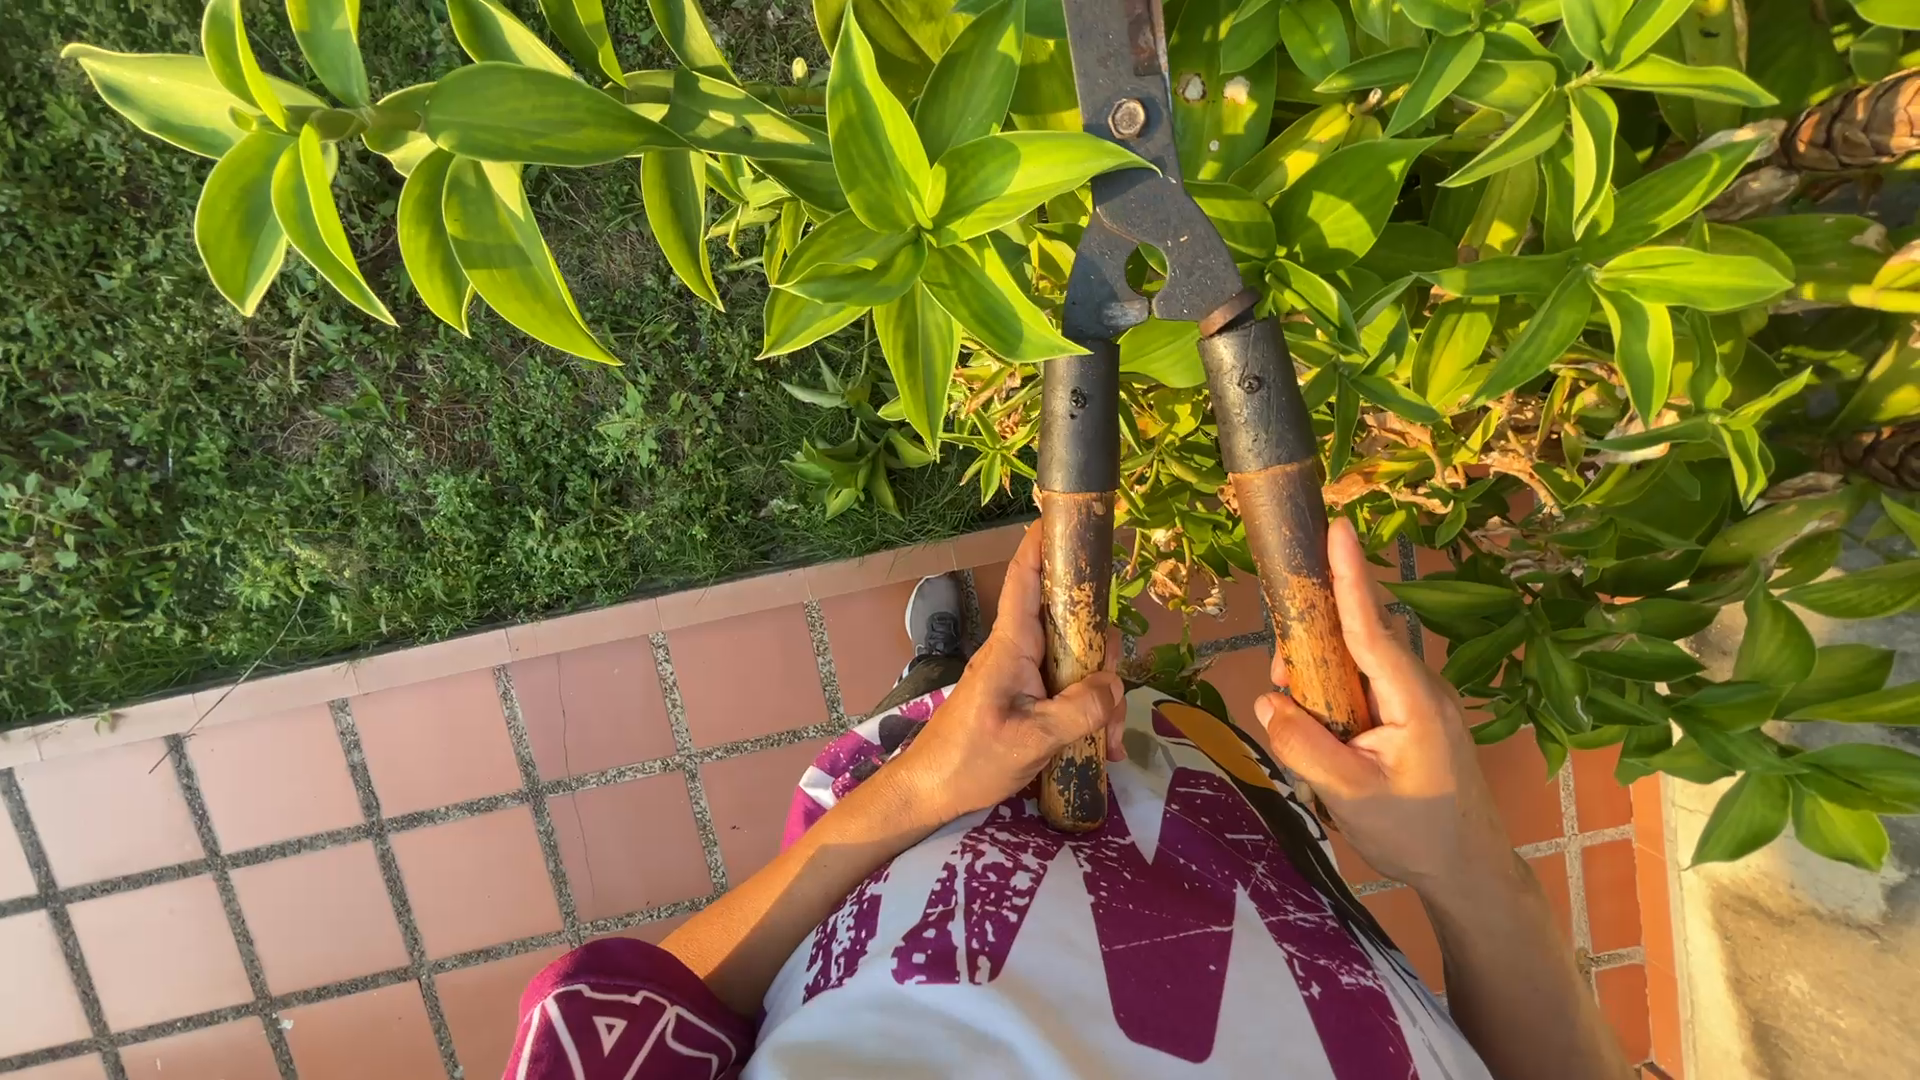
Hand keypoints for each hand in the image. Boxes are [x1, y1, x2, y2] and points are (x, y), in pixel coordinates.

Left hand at [893, 524, 1127, 823]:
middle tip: (1111, 712)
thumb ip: (1080, 709)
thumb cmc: (971, 760)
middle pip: (1073, 625)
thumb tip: (1116, 683)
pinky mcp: (1028, 697)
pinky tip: (1099, 748)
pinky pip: (1069, 690)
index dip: (1041, 545)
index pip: (1025, 579)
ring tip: (1106, 744)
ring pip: (1078, 662)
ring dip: (1101, 698)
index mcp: (1012, 645)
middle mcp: (1020, 650)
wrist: (929, 792)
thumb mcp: (1033, 739)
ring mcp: (1024, 674)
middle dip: (1104, 659)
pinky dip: (1089, 714)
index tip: (1061, 517)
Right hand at [1254, 519, 1510, 897]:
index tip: (1338, 529)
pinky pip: (1356, 685)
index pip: (1371, 627)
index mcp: (1413, 699)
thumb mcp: (1351, 795)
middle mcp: (1416, 687)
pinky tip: (1322, 731)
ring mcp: (1413, 699)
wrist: (1471, 874)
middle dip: (1308, 647)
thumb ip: (1304, 746)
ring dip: (1315, 680)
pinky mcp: (1405, 714)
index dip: (1351, 576)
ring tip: (1303, 725)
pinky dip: (1328, 695)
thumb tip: (1266, 699)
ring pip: (1349, 664)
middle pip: (1351, 639)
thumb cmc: (1418, 834)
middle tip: (1284, 688)